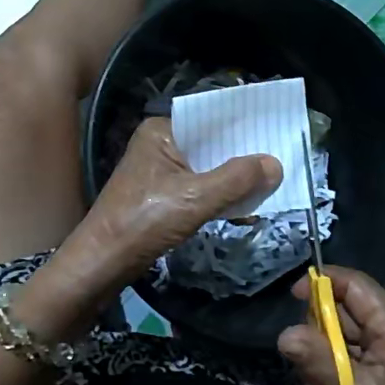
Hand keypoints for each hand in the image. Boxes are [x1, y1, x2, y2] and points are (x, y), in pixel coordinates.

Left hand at [62, 117, 280, 290]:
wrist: (101, 266)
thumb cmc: (142, 223)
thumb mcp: (195, 199)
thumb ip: (237, 180)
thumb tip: (276, 165)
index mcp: (162, 131)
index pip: (211, 118)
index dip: (245, 125)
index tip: (278, 130)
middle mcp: (161, 144)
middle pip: (213, 144)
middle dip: (244, 154)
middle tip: (283, 157)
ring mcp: (161, 171)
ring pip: (210, 167)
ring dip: (236, 176)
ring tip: (272, 179)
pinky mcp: (164, 196)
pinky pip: (203, 186)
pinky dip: (223, 193)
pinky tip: (246, 202)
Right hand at [278, 267, 384, 384]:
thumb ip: (321, 363)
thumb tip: (284, 334)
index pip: (356, 284)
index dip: (323, 283)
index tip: (292, 296)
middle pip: (345, 312)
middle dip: (319, 338)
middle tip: (305, 372)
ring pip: (346, 338)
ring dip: (325, 363)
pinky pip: (357, 357)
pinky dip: (339, 374)